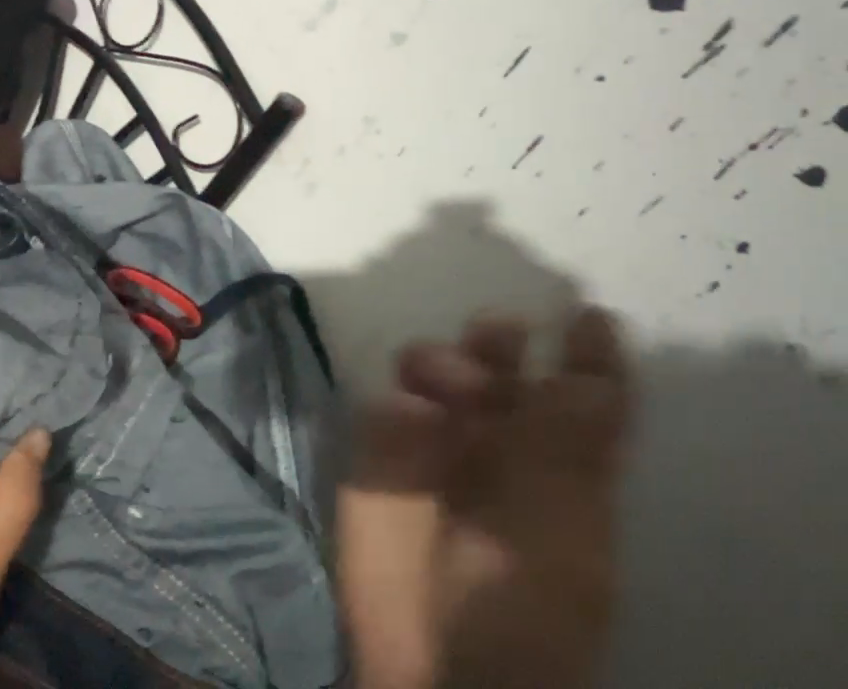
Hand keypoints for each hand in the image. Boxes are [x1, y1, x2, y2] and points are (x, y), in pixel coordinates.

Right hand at [339, 309, 630, 688]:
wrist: (431, 664)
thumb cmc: (520, 618)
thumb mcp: (559, 542)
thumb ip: (564, 458)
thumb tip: (582, 378)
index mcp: (566, 472)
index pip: (586, 401)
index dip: (590, 356)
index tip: (583, 312)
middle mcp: (502, 450)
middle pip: (503, 375)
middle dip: (498, 345)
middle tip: (496, 329)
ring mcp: (435, 453)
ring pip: (436, 379)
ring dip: (443, 363)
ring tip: (444, 377)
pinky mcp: (375, 460)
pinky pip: (383, 412)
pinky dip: (396, 407)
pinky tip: (406, 417)